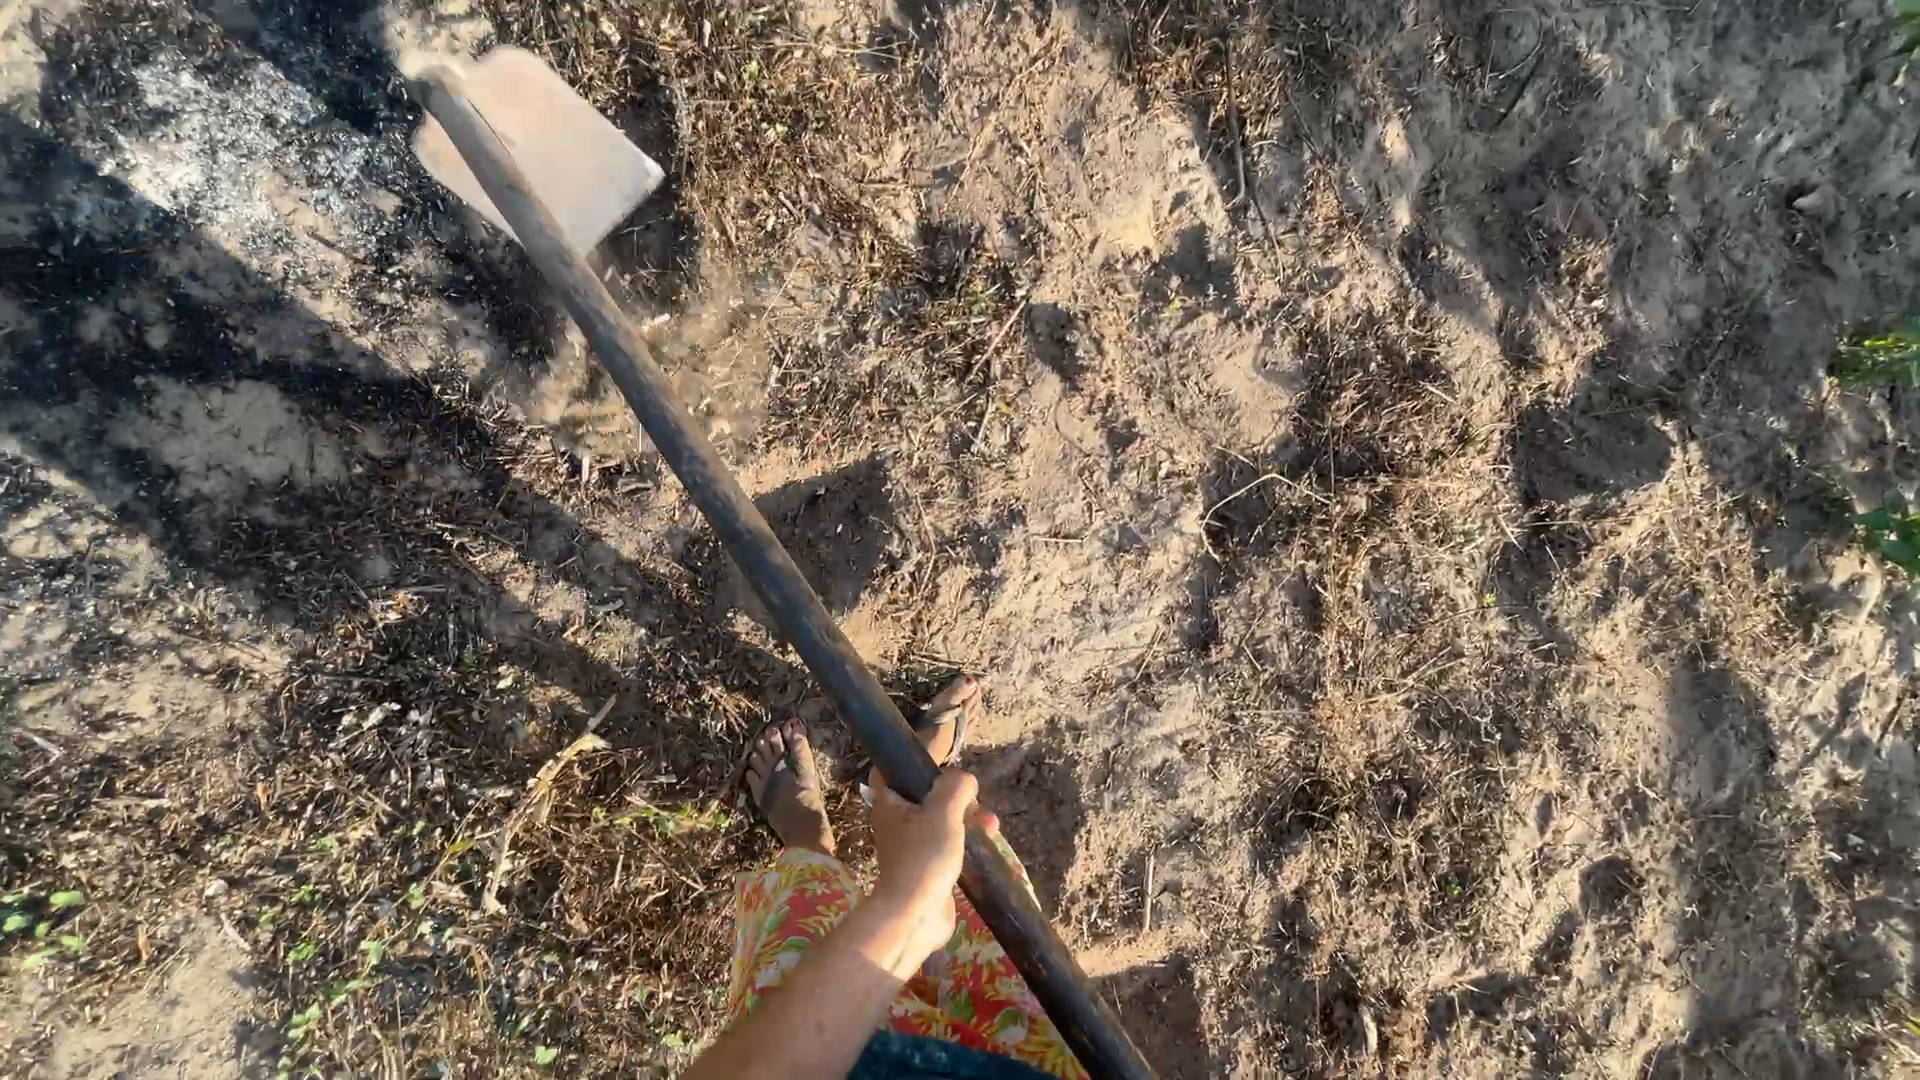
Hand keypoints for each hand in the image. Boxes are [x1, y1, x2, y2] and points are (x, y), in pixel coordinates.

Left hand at [869, 769, 979, 964]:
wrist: (915, 917)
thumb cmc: (923, 856)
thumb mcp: (943, 811)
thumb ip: (955, 786)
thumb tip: (965, 779)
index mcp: (890, 803)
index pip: (888, 770)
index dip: (907, 761)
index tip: (933, 759)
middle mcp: (896, 821)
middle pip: (925, 794)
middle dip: (954, 793)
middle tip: (974, 798)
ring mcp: (911, 846)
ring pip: (940, 819)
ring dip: (966, 817)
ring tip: (991, 824)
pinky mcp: (927, 867)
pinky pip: (948, 843)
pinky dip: (966, 839)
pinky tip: (987, 841)